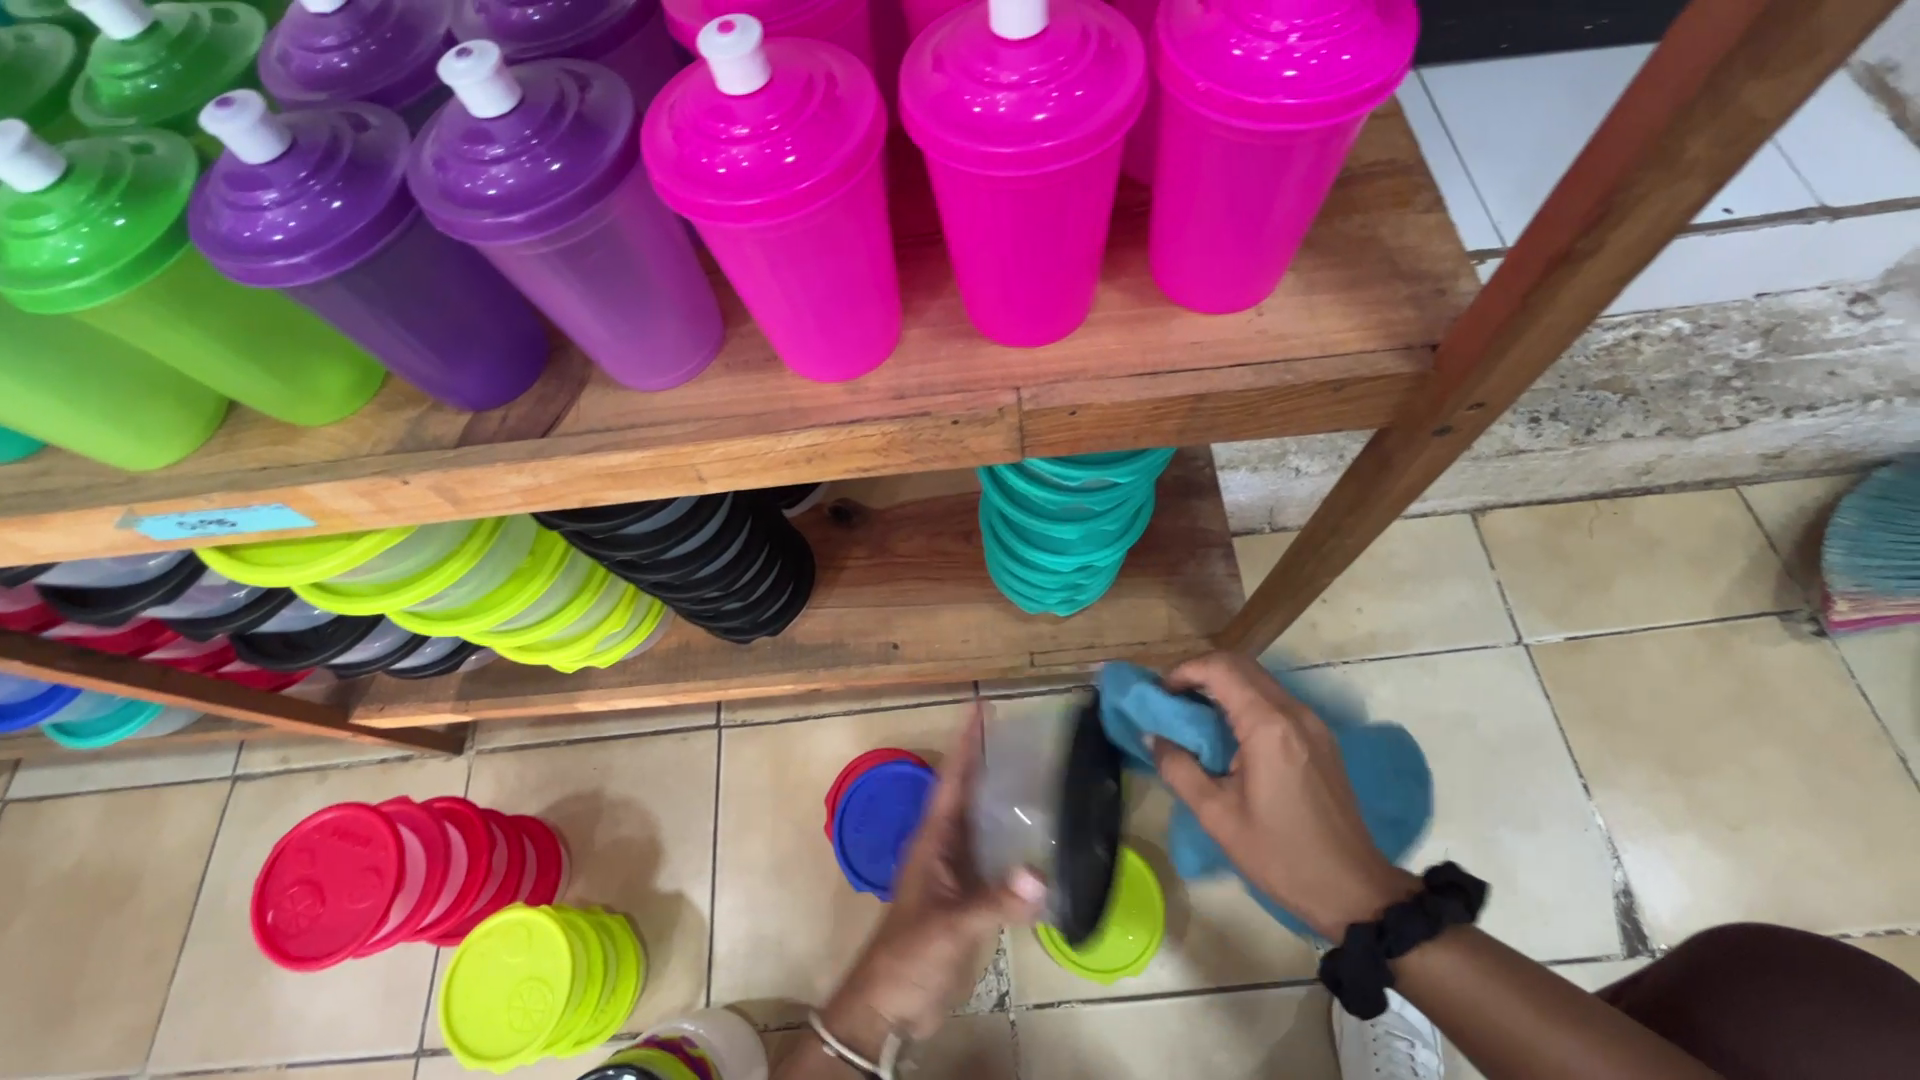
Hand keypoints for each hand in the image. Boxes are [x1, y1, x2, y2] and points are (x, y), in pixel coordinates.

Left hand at [823, 703, 1047, 1051]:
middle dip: (990, 762)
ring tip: (1040, 773)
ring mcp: (956, 874)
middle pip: (970, 794)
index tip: (980, 707)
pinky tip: (1041, 841)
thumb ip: (992, 902)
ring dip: (1005, 800)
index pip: (952, 781)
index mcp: (932, 841)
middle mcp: (945, 848)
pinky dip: (1015, 844)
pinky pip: (995, 858)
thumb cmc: (908, 957)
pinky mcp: (968, 899)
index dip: (966, 744)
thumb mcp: (949, 928)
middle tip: (1024, 732)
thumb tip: (1041, 876)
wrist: (890, 1005)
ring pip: (983, 824)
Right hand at [1151, 652, 1417, 938]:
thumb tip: (1153, 737)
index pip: (1221, 668)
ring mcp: (1312, 724)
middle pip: (1242, 666)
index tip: (1160, 694)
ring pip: (1260, 682)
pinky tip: (1227, 736)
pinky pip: (1276, 703)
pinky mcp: (1320, 739)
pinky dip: (1245, 703)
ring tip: (1192, 717)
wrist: (1351, 888)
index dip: (1185, 671)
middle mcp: (1294, 713)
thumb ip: (1179, 769)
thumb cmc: (1279, 855)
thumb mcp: (1217, 816)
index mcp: (1268, 726)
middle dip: (1201, 673)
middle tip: (1171, 700)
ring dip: (1224, 687)